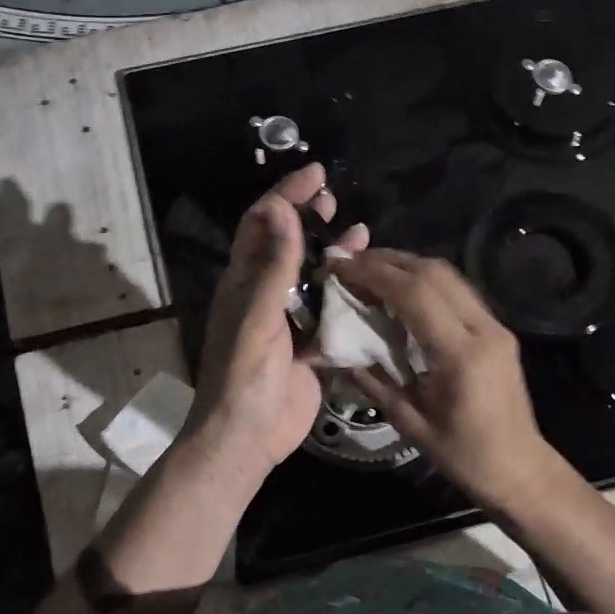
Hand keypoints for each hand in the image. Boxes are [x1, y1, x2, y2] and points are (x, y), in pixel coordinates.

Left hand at [184, 164, 367, 482]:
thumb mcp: (257, 317)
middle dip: (309, 219)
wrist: (247, 438)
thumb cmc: (243, 377)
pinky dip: (349, 296)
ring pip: (312, 278)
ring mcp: (288, 323)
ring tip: (361, 234)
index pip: (261, 226)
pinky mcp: (309, 349)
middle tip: (336, 201)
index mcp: (242, 284)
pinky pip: (330, 314)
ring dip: (333, 256)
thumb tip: (280, 208)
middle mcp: (264, 297)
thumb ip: (273, 266)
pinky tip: (372, 287)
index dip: (285, 196)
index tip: (316, 174)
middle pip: (287, 246)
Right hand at [331, 250, 569, 510]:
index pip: (415, 294)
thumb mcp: (410, 424)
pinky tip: (400, 292)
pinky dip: (425, 283)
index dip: (374, 274)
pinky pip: (458, 293)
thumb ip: (374, 382)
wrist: (519, 468)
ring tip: (369, 271)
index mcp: (461, 355)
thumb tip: (336, 353)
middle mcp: (484, 330)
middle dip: (388, 261)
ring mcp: (495, 327)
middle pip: (434, 273)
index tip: (340, 268)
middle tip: (349, 263)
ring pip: (449, 276)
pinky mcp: (497, 331)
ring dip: (407, 267)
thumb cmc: (464, 456)